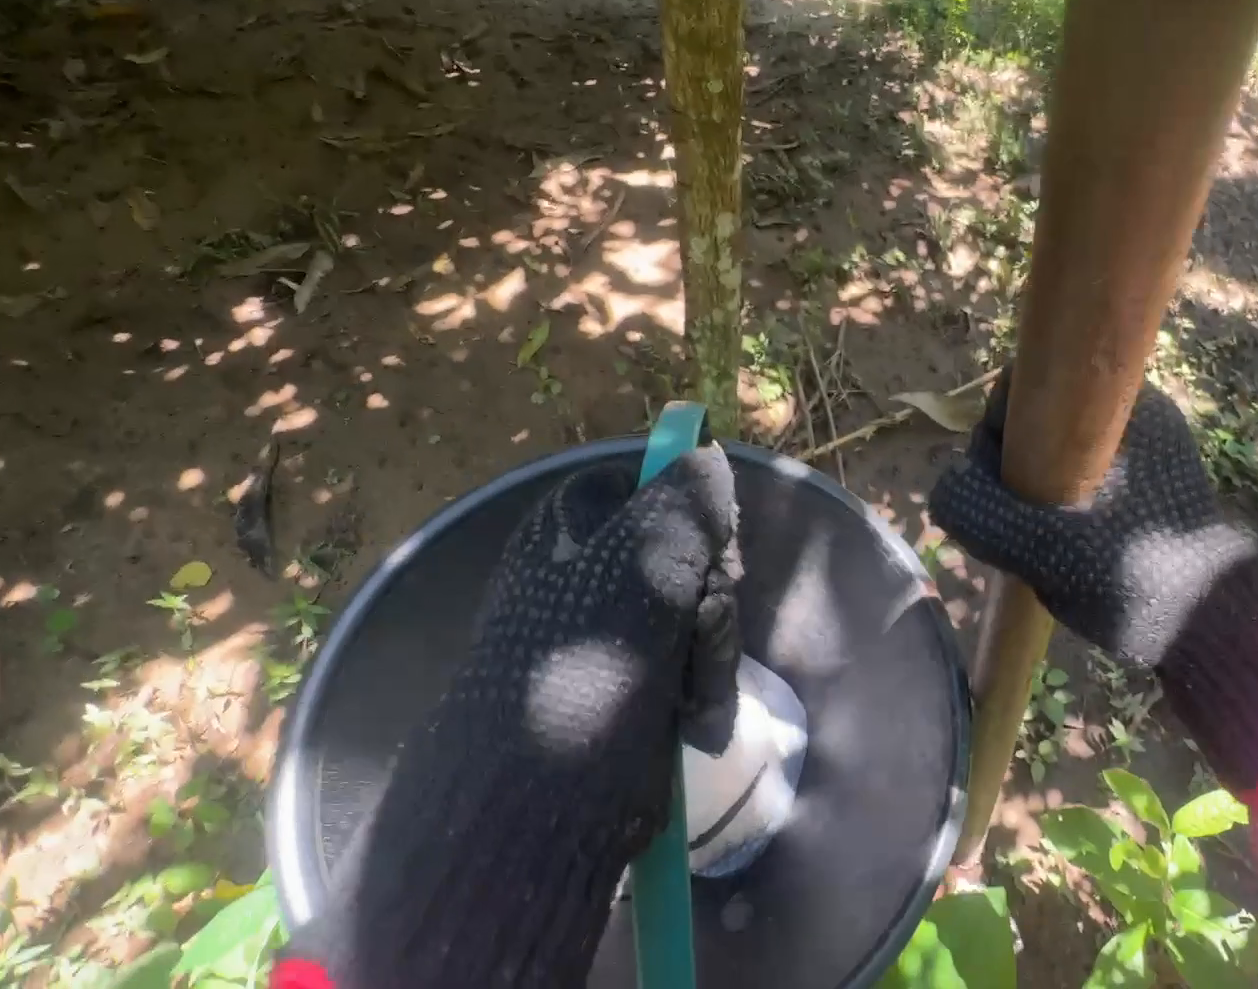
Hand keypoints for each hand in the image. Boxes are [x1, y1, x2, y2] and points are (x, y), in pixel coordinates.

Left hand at [287, 447, 740, 988]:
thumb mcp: (641, 572)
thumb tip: (707, 449)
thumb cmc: (582, 675)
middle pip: (691, 549)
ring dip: (712, 649)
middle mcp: (594, 572)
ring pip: (702, 606)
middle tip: (699, 626)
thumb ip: (684, 506)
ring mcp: (616, 630)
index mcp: (574, 532)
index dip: (694, 510)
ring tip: (693, 696)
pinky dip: (704, 685)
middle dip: (711, 594)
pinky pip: (694, 657)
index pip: (653, 484)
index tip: (719, 544)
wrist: (539, 809)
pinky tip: (696, 719)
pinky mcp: (638, 680)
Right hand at [930, 373, 1257, 800]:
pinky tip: (1063, 548)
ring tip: (1040, 542)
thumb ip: (982, 509)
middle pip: (1041, 421)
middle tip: (1020, 523)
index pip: (1033, 385)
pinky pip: (1078, 481)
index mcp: (1122, 408)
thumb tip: (946, 487)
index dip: (1001, 429)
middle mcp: (1135, 417)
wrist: (1216, 633)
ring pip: (1056, 455)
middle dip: (1015, 468)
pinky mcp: (1147, 489)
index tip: (1002, 483)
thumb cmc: (1137, 580)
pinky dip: (1059, 507)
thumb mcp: (1045, 547)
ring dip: (1034, 492)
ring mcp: (1144, 453)